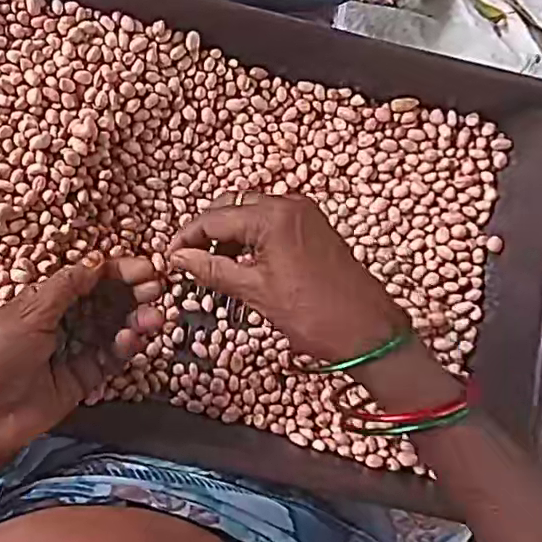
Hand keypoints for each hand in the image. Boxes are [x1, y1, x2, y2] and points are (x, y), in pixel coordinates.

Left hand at [0, 254, 164, 461]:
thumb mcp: (28, 312)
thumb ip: (66, 287)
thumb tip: (97, 262)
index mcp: (45, 302)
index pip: (88, 280)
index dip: (116, 272)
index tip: (146, 267)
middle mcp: (62, 323)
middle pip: (105, 302)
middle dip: (132, 293)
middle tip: (156, 288)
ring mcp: (73, 352)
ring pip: (112, 329)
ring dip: (134, 319)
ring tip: (153, 316)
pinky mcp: (81, 380)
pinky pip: (109, 359)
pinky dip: (123, 347)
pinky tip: (131, 337)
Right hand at [167, 193, 407, 362]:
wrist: (371, 335)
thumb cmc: (317, 315)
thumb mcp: (255, 292)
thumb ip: (211, 269)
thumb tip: (179, 258)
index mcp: (274, 217)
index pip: (214, 218)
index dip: (186, 237)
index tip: (170, 256)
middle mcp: (291, 206)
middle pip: (232, 208)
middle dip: (206, 232)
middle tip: (187, 260)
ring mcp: (306, 216)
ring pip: (251, 214)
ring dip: (228, 235)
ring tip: (211, 266)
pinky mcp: (314, 229)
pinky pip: (272, 223)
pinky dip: (251, 238)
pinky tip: (240, 263)